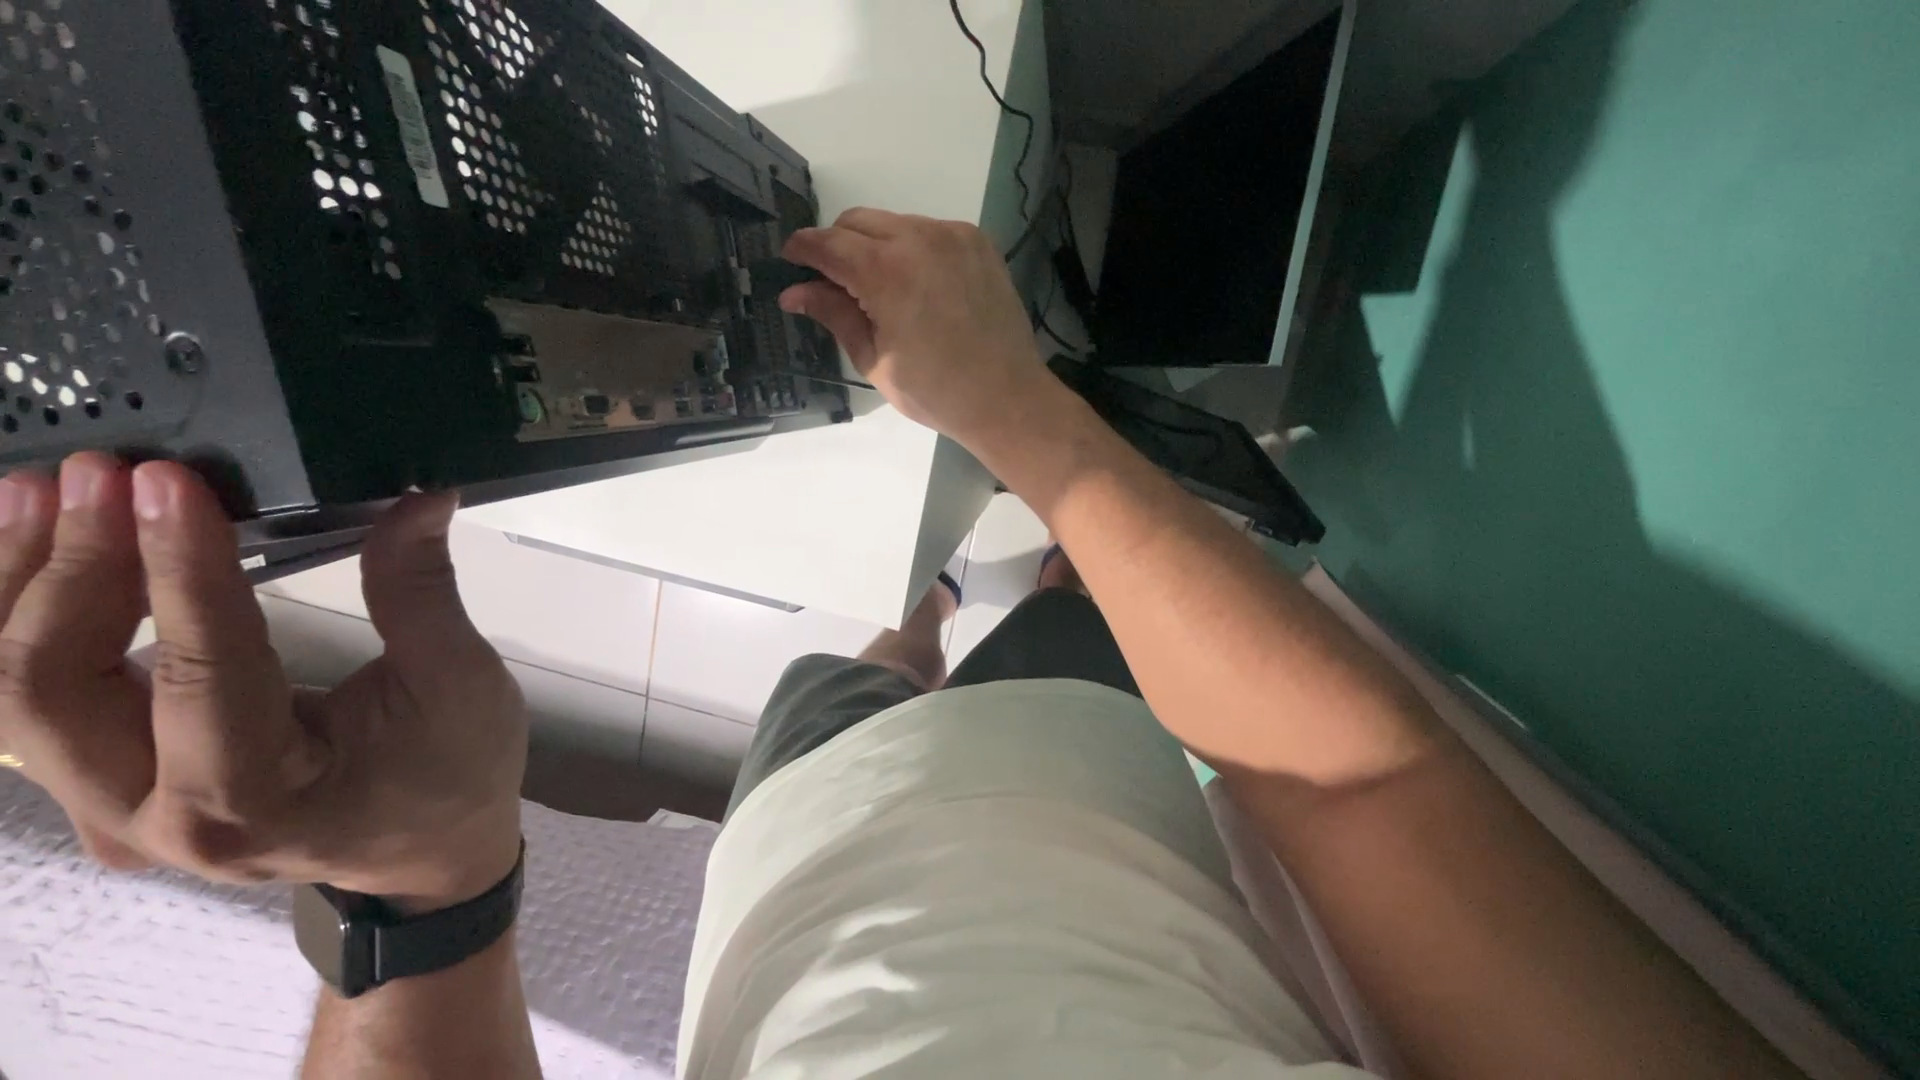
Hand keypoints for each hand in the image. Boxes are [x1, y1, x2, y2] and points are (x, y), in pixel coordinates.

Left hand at [0, 453, 525, 912]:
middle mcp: (154, 819)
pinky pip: (35, 706)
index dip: (179, 568)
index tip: (165, 482)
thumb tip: (418, 501)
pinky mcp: (106, 792)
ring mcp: (113, 812)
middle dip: (68, 572)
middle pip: (55, 692)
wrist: (430, 851)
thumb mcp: (459, 683)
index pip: (200, 670)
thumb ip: (418, 592)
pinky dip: (27, 624)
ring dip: (23, 589)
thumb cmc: (457, 773)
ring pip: (15, 698)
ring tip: (38, 494)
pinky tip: (43, 558)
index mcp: (257, 799)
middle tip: (95, 476)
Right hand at [780, 208, 1051, 443]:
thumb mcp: (874, 359)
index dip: (803, 250)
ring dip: (876, 246)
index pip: (828, 243)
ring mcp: (953, 236)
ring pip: (894, 223)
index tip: (791, 260)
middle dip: (838, 246)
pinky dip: (913, 249)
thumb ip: (834, 315)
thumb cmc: (936, 391)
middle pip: (858, 222)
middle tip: (836, 284)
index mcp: (887, 271)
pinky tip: (919, 286)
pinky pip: (929, 231)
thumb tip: (794, 293)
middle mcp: (920, 238)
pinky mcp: (977, 243)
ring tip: (882, 290)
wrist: (1006, 397)